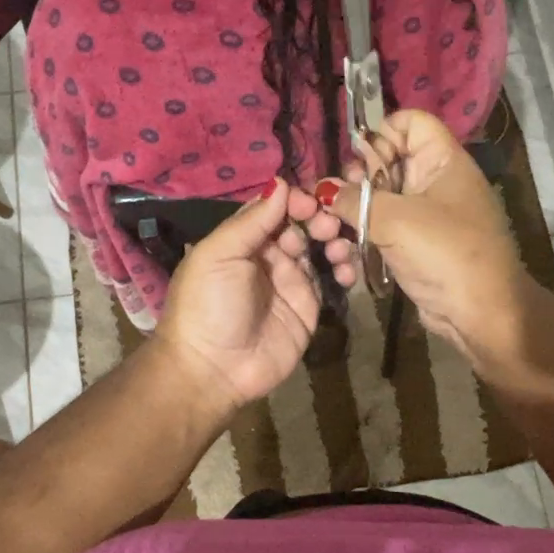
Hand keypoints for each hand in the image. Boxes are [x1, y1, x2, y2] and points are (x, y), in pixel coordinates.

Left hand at [154, 179, 351, 406]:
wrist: (213, 369)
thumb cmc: (207, 305)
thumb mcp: (218, 254)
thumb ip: (251, 220)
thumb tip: (280, 183)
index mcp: (241, 241)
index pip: (275, 209)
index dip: (294, 201)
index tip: (309, 202)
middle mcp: (267, 258)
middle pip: (301, 226)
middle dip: (318, 219)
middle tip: (327, 225)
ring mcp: (290, 283)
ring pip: (319, 250)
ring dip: (333, 242)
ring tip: (337, 248)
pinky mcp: (308, 309)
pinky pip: (329, 281)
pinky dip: (342, 270)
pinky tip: (345, 268)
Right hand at [314, 110, 529, 359]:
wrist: (481, 313)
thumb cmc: (445, 253)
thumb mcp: (395, 220)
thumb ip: (354, 200)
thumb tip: (324, 191)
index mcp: (442, 161)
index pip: (410, 123)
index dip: (381, 134)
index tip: (358, 164)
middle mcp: (435, 183)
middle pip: (387, 163)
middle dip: (356, 181)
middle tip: (338, 203)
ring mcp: (426, 217)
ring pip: (380, 201)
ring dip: (353, 217)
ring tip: (331, 234)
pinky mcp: (417, 247)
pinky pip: (383, 232)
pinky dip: (364, 241)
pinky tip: (344, 257)